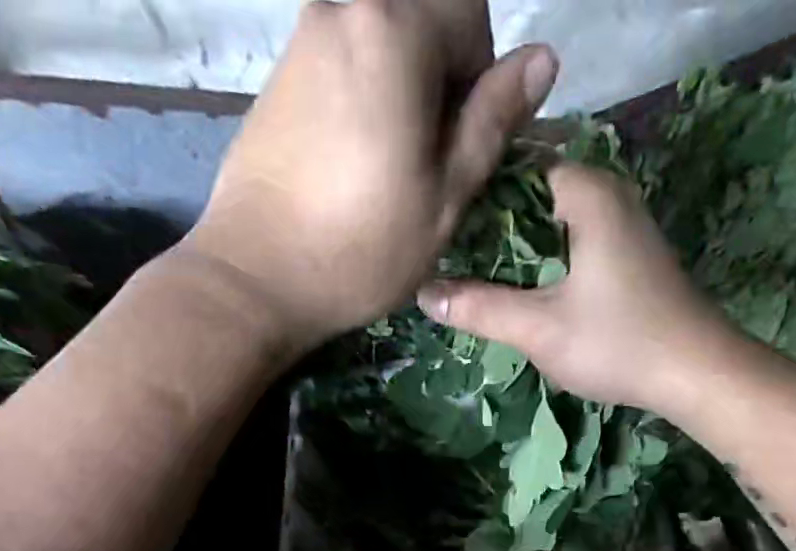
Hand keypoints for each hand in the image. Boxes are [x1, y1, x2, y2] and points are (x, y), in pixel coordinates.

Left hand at [183, 0, 558, 352]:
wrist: (254, 279)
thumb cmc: (362, 248)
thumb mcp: (446, 194)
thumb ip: (493, 119)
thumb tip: (541, 59)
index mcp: (394, 27)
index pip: (470, 12)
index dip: (480, 76)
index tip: (461, 141)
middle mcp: (342, 9)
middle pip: (422, 17)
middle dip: (439, 75)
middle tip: (426, 155)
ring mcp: (301, 41)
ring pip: (380, 41)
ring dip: (399, 87)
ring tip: (386, 163)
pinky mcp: (276, 77)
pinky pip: (341, 62)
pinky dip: (361, 95)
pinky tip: (350, 159)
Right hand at [415, 163, 746, 409]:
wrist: (696, 373)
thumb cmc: (618, 342)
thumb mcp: (539, 329)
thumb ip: (479, 308)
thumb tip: (423, 293)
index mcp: (585, 193)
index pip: (513, 161)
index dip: (471, 186)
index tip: (437, 216)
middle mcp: (607, 192)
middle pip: (530, 185)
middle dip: (488, 213)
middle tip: (443, 244)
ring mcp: (620, 221)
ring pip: (549, 213)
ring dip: (511, 235)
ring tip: (466, 262)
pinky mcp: (625, 250)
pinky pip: (567, 233)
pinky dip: (537, 249)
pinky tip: (512, 279)